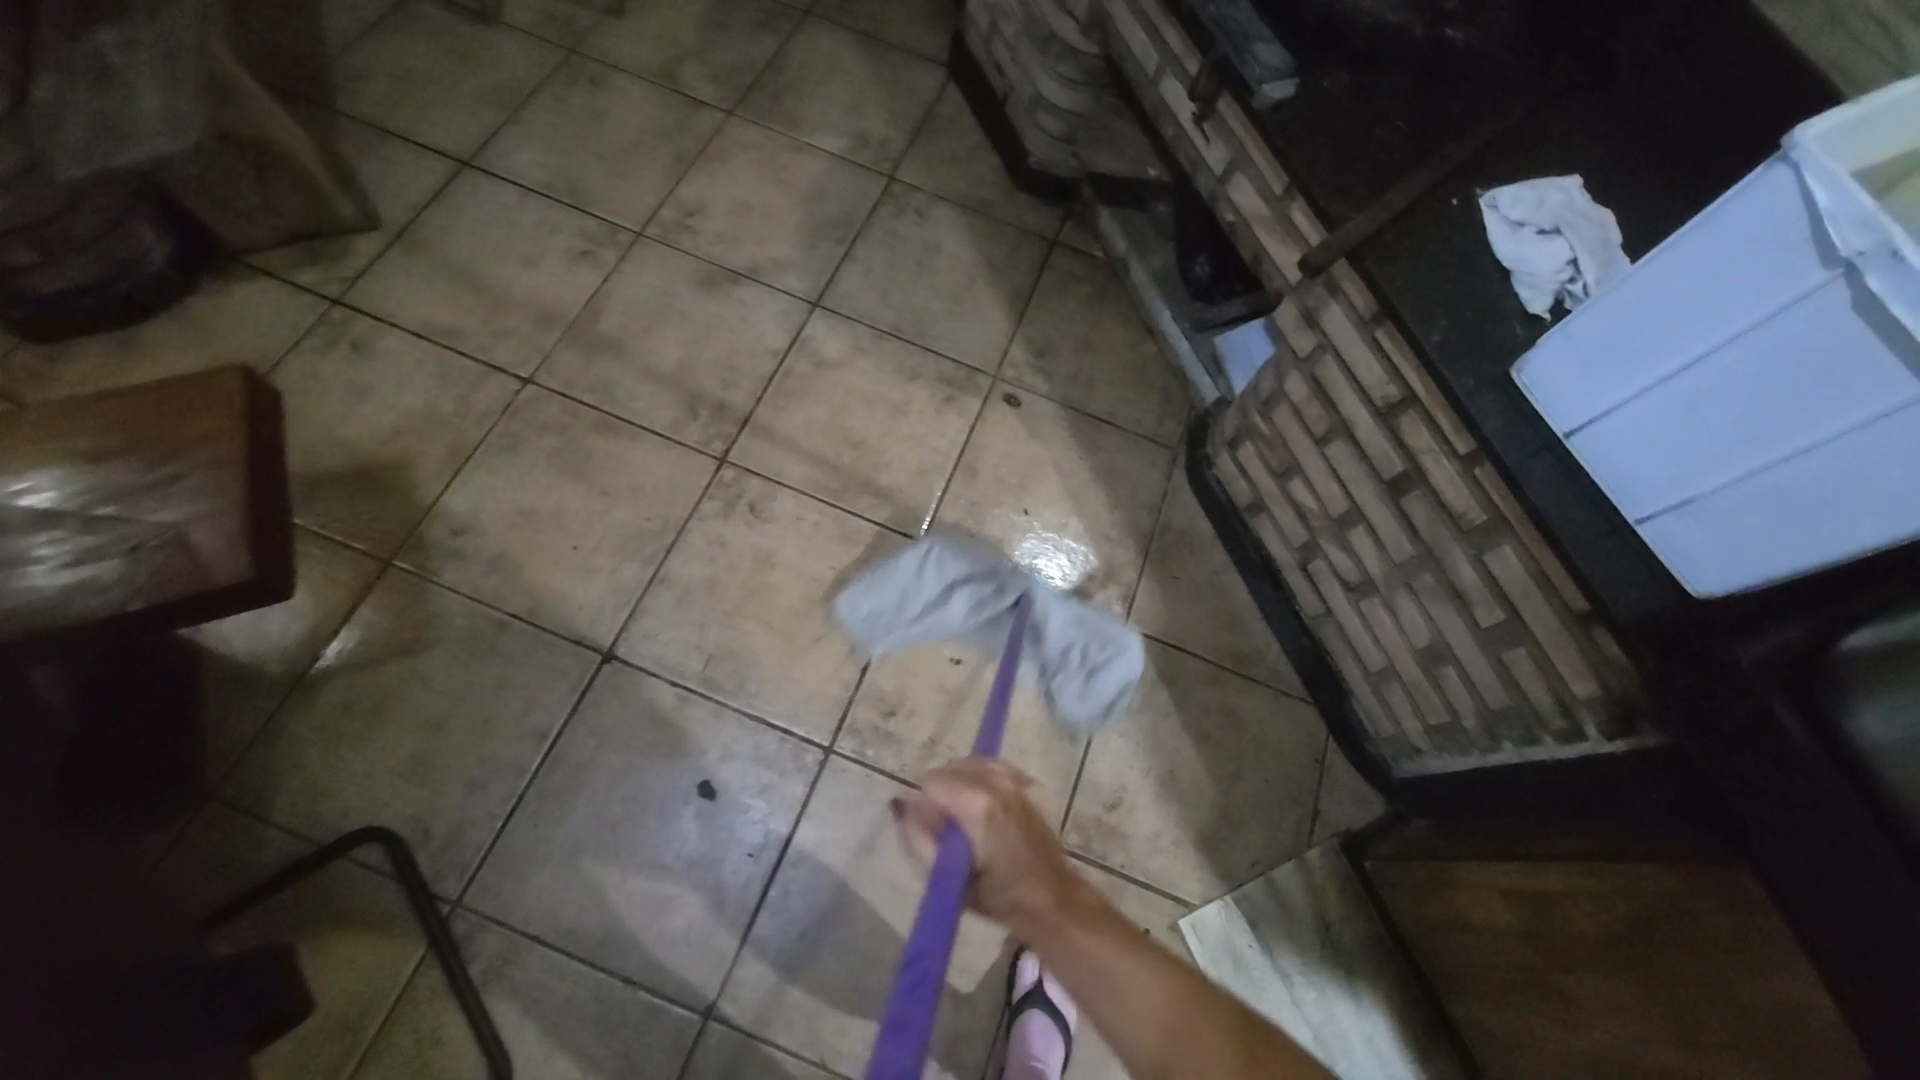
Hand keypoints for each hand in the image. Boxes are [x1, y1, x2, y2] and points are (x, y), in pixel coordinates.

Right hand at [892, 758, 1095, 936]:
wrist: (1051, 899)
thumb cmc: (997, 895)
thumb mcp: (947, 876)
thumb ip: (918, 836)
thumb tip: (902, 803)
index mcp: (978, 804)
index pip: (930, 781)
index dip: (922, 803)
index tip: (929, 829)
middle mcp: (998, 782)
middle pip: (951, 767)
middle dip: (940, 791)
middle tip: (944, 826)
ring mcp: (1018, 779)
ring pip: (972, 763)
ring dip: (960, 782)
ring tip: (962, 814)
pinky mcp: (1030, 783)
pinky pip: (995, 767)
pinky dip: (982, 778)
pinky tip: (983, 803)